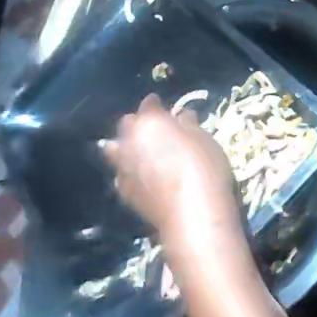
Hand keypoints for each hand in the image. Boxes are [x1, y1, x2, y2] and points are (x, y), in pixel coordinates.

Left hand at [101, 95, 243, 249]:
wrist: (191, 211)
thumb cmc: (203, 167)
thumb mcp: (203, 139)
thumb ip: (188, 125)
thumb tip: (181, 116)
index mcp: (149, 122)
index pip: (148, 105)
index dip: (156, 104)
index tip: (163, 106)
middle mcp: (129, 140)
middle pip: (126, 124)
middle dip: (137, 124)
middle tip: (153, 129)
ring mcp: (122, 167)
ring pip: (114, 149)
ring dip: (123, 146)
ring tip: (138, 152)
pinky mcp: (123, 191)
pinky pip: (121, 174)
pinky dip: (128, 171)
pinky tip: (140, 177)